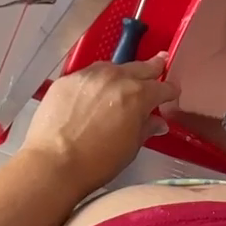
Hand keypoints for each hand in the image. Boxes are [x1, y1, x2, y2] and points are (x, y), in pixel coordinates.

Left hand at [20, 54, 179, 196]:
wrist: (53, 162)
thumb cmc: (98, 162)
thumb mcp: (130, 148)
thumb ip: (145, 128)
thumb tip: (158, 122)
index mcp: (138, 95)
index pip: (162, 87)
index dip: (170, 90)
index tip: (172, 92)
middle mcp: (116, 77)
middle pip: (140, 68)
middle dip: (152, 68)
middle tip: (160, 62)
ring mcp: (89, 75)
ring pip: (112, 67)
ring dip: (120, 73)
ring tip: (122, 80)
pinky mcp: (67, 79)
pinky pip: (87, 75)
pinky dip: (95, 82)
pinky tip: (91, 93)